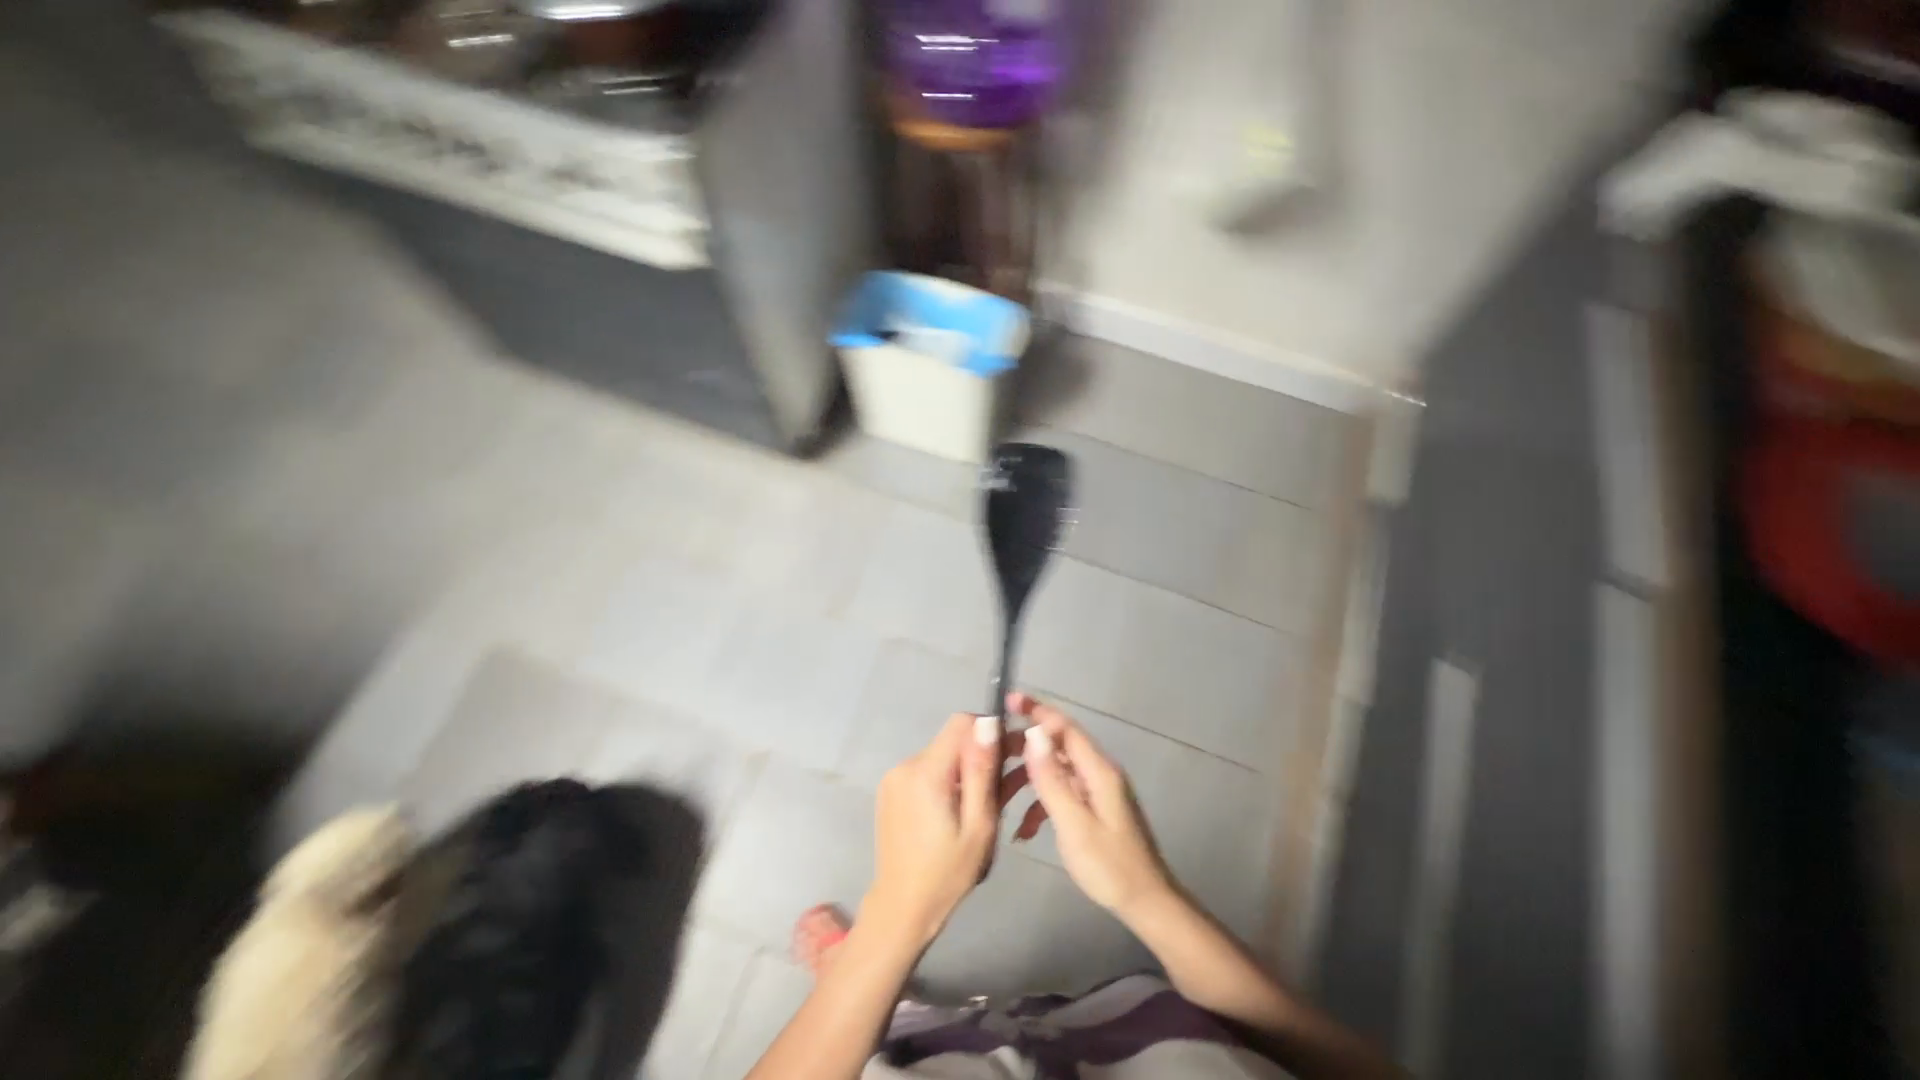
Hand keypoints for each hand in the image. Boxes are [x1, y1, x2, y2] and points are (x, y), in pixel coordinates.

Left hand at [863, 712, 1002, 946]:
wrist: (902, 907)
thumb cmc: (947, 873)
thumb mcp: (978, 825)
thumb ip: (983, 771)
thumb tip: (989, 723)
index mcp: (926, 772)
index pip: (961, 722)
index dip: (990, 732)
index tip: (1010, 757)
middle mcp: (904, 766)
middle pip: (951, 740)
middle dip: (980, 756)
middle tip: (1004, 790)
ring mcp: (893, 778)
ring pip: (940, 756)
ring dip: (963, 771)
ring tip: (980, 808)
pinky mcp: (890, 791)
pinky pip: (925, 771)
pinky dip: (945, 782)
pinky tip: (955, 813)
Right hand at [1005, 693, 1173, 917]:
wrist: (1145, 902)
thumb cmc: (1109, 866)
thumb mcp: (1073, 824)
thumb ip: (1052, 779)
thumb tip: (1033, 733)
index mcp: (1098, 771)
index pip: (1064, 727)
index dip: (1036, 711)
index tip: (1007, 700)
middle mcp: (1100, 773)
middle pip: (1058, 745)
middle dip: (1024, 747)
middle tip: (990, 754)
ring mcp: (1098, 791)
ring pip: (1056, 771)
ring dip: (1028, 780)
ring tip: (999, 795)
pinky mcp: (1096, 809)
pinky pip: (1063, 794)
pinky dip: (1041, 805)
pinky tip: (1025, 831)